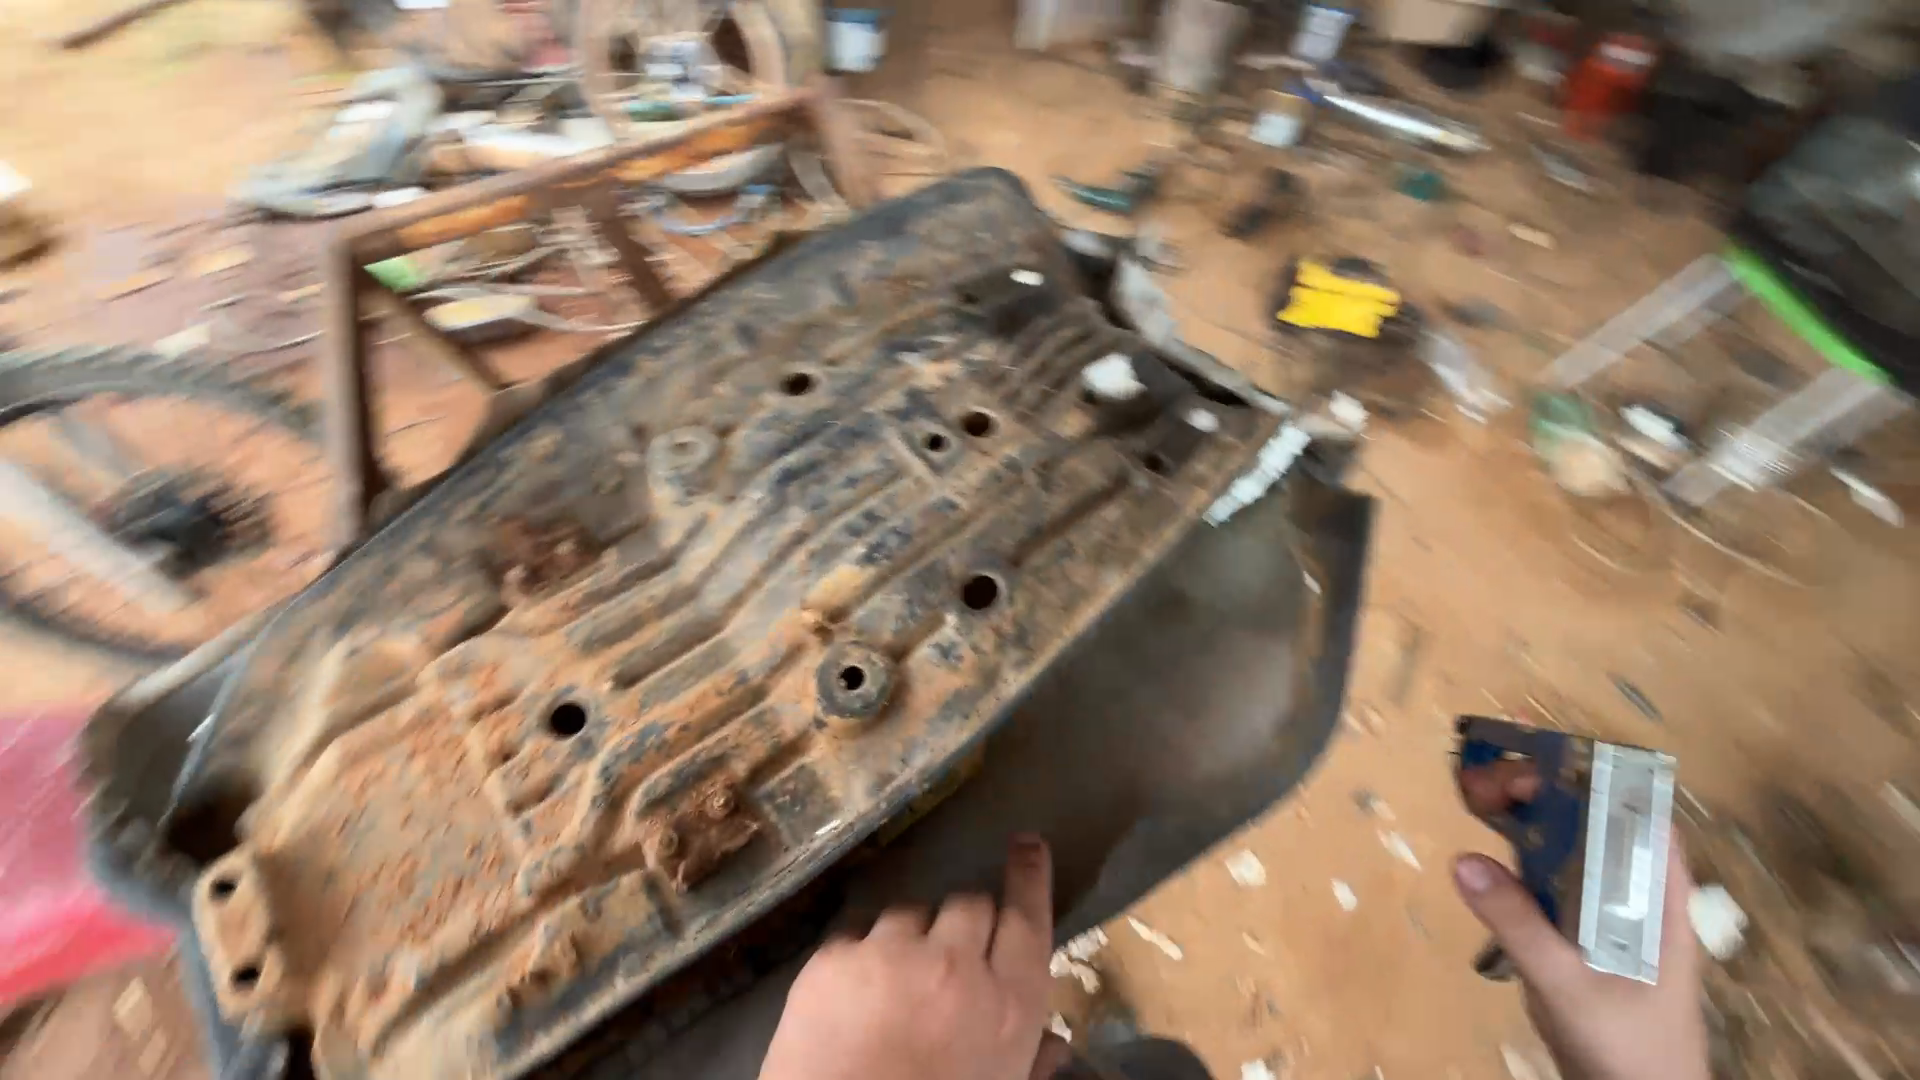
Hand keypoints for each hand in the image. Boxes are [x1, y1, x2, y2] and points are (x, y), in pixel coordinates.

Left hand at [760, 835, 1069, 1079]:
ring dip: (909, 938)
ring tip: (893, 985)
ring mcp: (891, 955)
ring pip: (911, 912)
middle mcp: (954, 965)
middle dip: (963, 925)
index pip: (1026, 919)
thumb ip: (1029, 1064)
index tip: (1027, 845)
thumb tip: (1054, 1042)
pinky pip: (857, 933)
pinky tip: (851, 995)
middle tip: (948, 957)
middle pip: (970, 904)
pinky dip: (859, 956)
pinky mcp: (835, 958)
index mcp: (1005, 1006)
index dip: (1028, 877)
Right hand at [1454, 763, 1709, 1079]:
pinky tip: (1480, 827)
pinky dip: (1510, 839)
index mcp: (1655, 899)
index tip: (1541, 754)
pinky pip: (1541, 866)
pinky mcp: (1569, 921)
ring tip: (1473, 785)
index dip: (1597, 777)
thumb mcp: (1568, 984)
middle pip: (1592, 818)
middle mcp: (1630, 890)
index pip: (1642, 819)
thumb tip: (1464, 859)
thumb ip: (1519, 925)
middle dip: (1541, 785)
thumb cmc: (1625, 1042)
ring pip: (1564, 838)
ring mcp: (1599, 905)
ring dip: (1522, 807)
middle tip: (1485, 772)